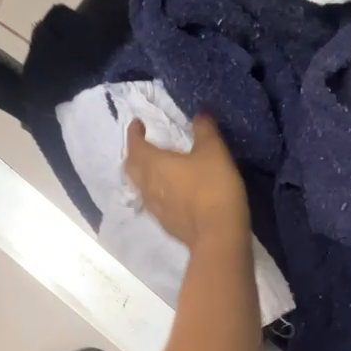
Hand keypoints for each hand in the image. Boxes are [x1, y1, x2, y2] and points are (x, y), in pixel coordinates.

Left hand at [125, 115, 249, 251]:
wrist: (218, 236)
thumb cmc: (213, 188)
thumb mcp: (214, 151)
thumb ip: (205, 130)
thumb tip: (200, 114)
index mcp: (154, 164)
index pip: (135, 145)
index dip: (134, 132)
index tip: (137, 124)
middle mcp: (148, 187)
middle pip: (132, 168)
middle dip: (135, 155)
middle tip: (144, 147)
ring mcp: (156, 210)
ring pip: (141, 188)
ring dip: (144, 177)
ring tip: (155, 170)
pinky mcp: (168, 226)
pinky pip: (155, 205)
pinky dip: (157, 194)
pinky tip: (169, 195)